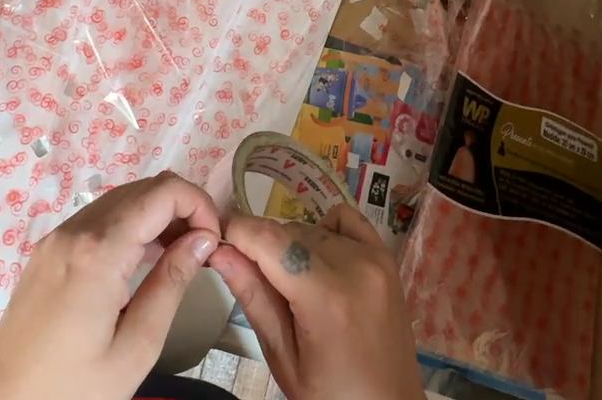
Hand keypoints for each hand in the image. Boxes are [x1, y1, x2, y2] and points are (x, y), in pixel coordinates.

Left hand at [0, 171, 221, 399]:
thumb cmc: (73, 390)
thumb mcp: (135, 347)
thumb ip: (172, 284)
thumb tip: (204, 239)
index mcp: (99, 251)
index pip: (163, 192)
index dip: (198, 204)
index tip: (214, 240)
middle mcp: (76, 230)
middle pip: (144, 188)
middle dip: (181, 206)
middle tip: (201, 248)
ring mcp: (56, 238)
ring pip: (121, 198)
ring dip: (156, 213)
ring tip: (177, 254)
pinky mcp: (46, 251)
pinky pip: (99, 217)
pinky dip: (129, 223)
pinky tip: (141, 258)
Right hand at [211, 205, 424, 399]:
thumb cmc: (331, 396)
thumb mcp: (283, 358)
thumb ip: (253, 298)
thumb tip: (218, 252)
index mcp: (327, 299)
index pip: (270, 241)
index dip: (237, 231)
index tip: (215, 234)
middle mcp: (355, 266)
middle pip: (289, 233)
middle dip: (262, 246)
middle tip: (250, 275)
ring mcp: (375, 257)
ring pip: (313, 227)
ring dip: (291, 244)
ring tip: (290, 283)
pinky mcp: (386, 256)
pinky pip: (345, 219)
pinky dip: (325, 229)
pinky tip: (319, 260)